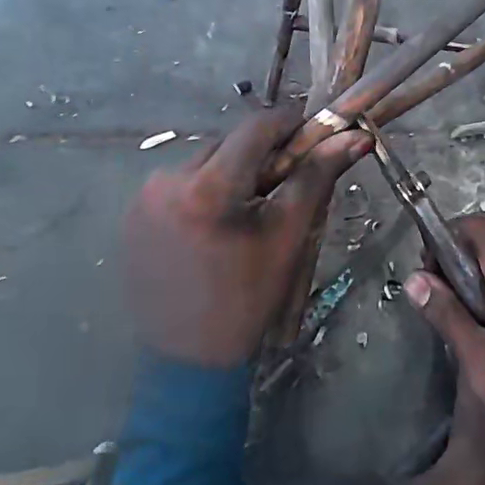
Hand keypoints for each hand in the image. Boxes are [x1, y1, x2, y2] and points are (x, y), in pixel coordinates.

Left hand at [123, 106, 369, 366]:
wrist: (187, 361)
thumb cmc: (245, 302)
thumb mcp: (287, 239)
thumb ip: (315, 179)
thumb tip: (352, 136)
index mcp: (206, 188)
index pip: (254, 128)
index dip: (286, 123)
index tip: (309, 133)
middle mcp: (166, 180)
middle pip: (227, 144)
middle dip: (258, 155)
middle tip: (281, 182)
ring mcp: (144, 197)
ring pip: (202, 162)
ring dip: (230, 173)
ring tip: (246, 210)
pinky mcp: (133, 212)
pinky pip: (178, 183)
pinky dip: (203, 190)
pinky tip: (214, 223)